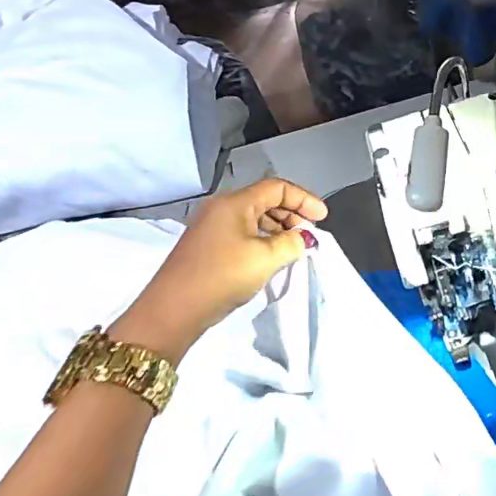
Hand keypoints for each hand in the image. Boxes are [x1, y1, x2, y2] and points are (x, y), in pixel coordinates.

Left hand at [110, 178, 327, 359]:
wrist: (173, 308)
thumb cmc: (222, 276)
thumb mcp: (264, 260)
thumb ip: (290, 244)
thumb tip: (303, 238)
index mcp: (235, 202)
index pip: (277, 187)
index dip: (303, 199)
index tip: (323, 217)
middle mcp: (221, 206)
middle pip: (264, 199)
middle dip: (291, 213)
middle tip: (309, 234)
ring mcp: (211, 224)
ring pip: (252, 216)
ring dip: (276, 227)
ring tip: (293, 247)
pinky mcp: (206, 243)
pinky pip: (241, 230)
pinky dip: (261, 237)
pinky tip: (270, 256)